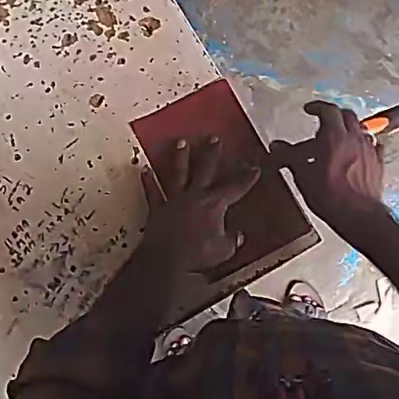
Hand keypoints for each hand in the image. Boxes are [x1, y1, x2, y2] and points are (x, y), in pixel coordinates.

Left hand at [139, 136, 260, 274]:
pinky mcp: (158, 208)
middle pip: (205, 168)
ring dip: (180, 157)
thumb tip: (237, 236)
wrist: (167, 260)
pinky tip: (144, 170)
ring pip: (178, 172)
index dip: (246, 177)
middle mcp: (195, 196)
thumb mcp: (223, 250)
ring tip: (181, 142)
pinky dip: (148, 181)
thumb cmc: (196, 255)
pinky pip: (152, 192)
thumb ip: (231, 240)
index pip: (236, 187)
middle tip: (214, 139)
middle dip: (211, 153)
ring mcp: (174, 199)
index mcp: (214, 204)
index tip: (253, 167)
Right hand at [270, 101, 387, 233]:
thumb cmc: (331, 196)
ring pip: (360, 128)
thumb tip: (276, 147)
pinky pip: (373, 145)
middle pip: (346, 115)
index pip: (328, 110)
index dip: (317, 107)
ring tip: (337, 136)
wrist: (358, 215)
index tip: (310, 109)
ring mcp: (369, 150)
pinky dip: (363, 143)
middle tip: (323, 120)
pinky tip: (357, 152)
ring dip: (348, 128)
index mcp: (334, 137)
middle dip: (333, 114)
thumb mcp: (302, 175)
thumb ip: (289, 157)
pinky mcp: (378, 163)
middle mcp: (354, 139)